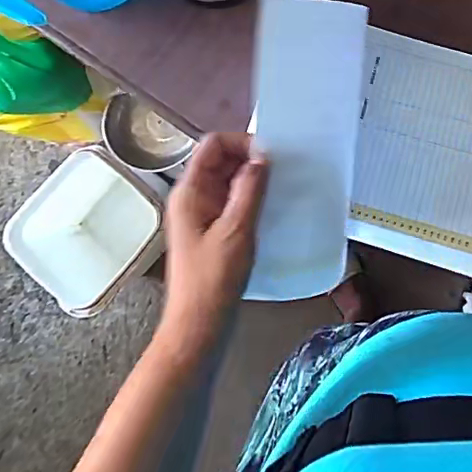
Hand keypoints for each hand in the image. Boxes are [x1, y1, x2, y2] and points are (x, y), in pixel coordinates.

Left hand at [161, 133, 267, 347]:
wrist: (198, 328)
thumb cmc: (213, 281)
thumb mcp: (236, 231)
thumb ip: (249, 190)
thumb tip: (262, 157)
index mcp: (190, 191)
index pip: (213, 145)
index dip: (241, 143)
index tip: (271, 157)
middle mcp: (193, 197)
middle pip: (221, 160)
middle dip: (250, 159)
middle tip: (282, 172)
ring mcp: (202, 214)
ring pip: (228, 180)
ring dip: (252, 179)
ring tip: (280, 188)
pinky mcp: (212, 230)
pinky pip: (232, 201)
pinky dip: (251, 198)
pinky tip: (270, 208)